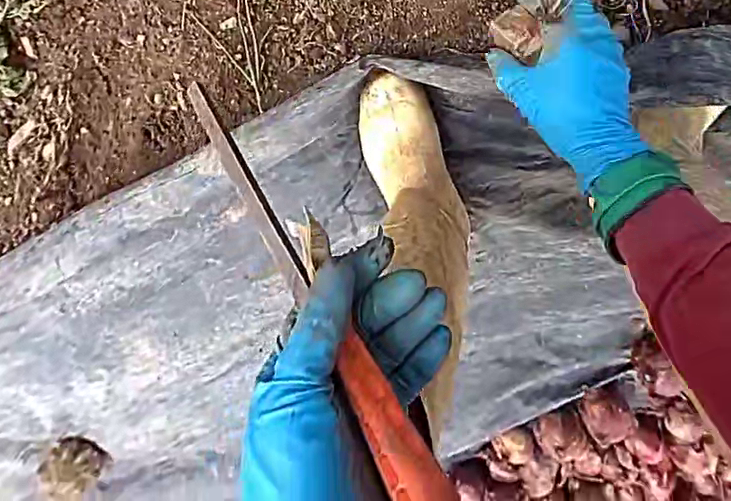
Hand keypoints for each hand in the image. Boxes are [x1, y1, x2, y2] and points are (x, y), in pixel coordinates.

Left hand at [241, 239, 451, 500]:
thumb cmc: (293, 483)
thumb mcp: (291, 397)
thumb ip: (316, 330)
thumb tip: (335, 269)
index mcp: (296, 373)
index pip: (328, 309)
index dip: (354, 277)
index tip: (381, 252)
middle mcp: (328, 384)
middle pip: (366, 325)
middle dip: (391, 298)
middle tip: (415, 283)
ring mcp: (361, 406)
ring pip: (392, 348)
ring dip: (414, 322)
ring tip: (433, 305)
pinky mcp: (390, 429)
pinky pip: (411, 381)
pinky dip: (427, 358)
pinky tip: (438, 341)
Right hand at [486, 0, 647, 192]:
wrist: (600, 143)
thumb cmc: (560, 112)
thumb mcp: (524, 90)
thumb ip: (507, 68)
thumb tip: (494, 55)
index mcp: (571, 36)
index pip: (552, 3)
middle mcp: (595, 38)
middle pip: (580, 7)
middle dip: (559, 3)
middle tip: (542, 9)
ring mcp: (611, 53)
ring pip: (595, 23)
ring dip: (577, 20)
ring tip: (559, 29)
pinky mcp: (619, 70)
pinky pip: (603, 43)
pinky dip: (589, 40)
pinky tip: (577, 53)